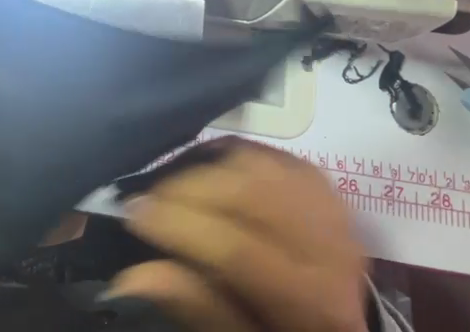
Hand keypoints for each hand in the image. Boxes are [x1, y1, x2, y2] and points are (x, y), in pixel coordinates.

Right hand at [108, 137, 366, 331]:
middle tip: (144, 196)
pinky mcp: (329, 190)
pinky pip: (276, 155)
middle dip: (187, 187)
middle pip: (252, 195)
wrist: (337, 327)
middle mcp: (333, 250)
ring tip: (170, 184)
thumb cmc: (278, 330)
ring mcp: (336, 212)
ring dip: (208, 166)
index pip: (239, 252)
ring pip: (262, 165)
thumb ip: (200, 309)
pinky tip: (207, 167)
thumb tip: (136, 274)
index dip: (179, 225)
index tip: (131, 211)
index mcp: (314, 304)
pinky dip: (235, 154)